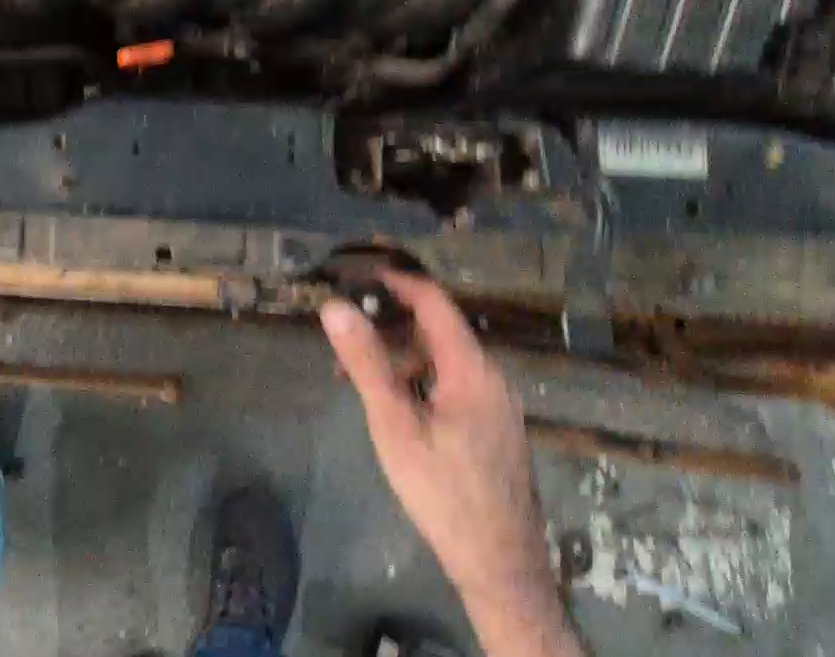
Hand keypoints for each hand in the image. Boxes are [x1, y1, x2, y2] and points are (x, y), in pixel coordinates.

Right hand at [320, 273, 581, 656]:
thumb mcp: (394, 424)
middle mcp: (492, 379)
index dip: (398, 280)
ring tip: (356, 382)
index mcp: (472, 370)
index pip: (435, 303)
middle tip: (343, 336)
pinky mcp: (494, 429)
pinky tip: (392, 408)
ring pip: (442, 362)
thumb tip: (335, 306)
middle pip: (437, 332)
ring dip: (399, 360)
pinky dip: (417, 382)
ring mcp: (497, 406)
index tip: (359, 268)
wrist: (499, 565)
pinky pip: (452, 385)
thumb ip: (366, 363)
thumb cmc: (442, 490)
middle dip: (388, 328)